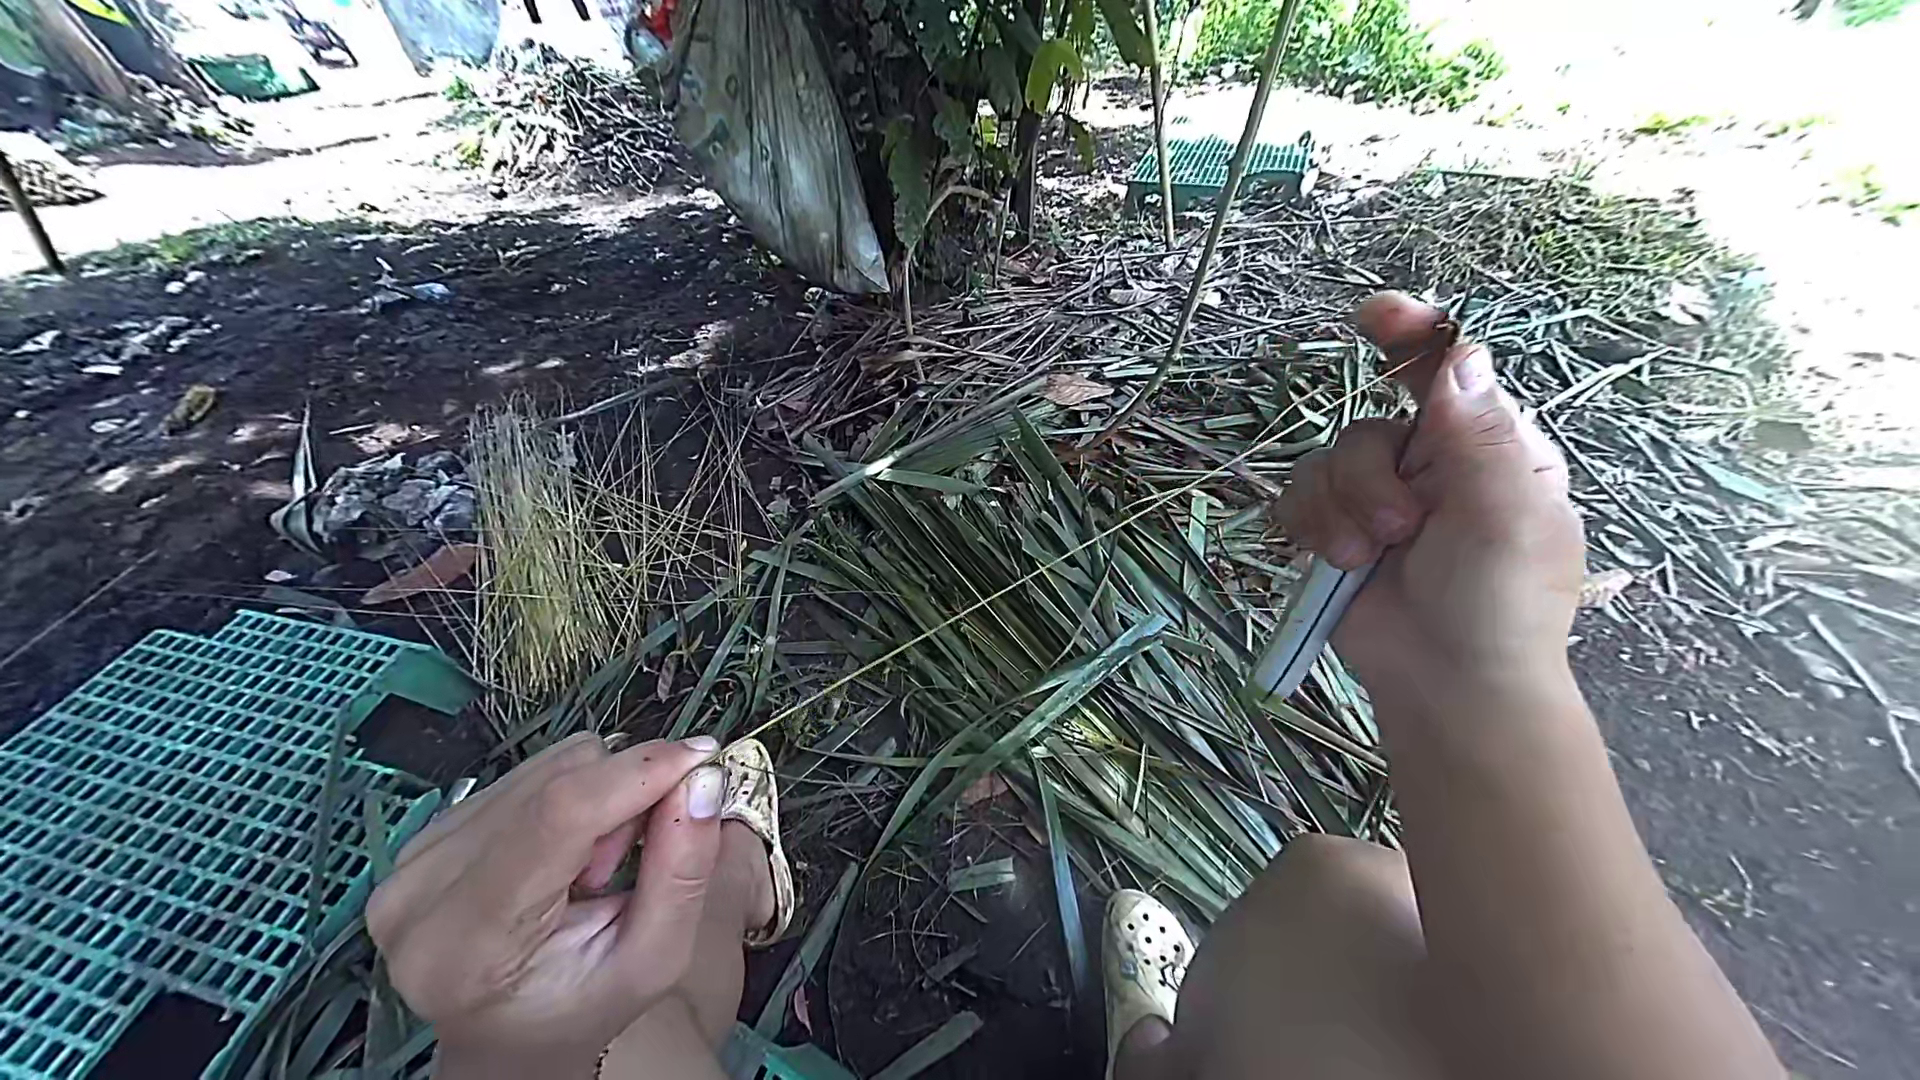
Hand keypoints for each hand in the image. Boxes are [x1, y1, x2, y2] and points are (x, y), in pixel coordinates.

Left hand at [367, 733, 726, 1077]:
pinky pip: (540, 767)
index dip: (639, 771)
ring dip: (606, 793)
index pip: (559, 814)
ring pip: (556, 762)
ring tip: (599, 861)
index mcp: (467, 943)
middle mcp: (422, 889)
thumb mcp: (657, 958)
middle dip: (630, 792)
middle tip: (639, 852)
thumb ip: (684, 871)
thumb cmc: (584, 1006)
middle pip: (563, 778)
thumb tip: (703, 778)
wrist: (509, 1036)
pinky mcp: (435, 828)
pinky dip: (581, 791)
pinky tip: (572, 848)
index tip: (704, 757)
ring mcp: (419, 854)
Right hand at [1276, 292, 1584, 712]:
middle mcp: (1423, 465)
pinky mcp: (1329, 529)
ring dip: (1335, 513)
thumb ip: (1481, 438)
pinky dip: (1304, 526)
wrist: (1444, 681)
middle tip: (1398, 531)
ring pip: (1320, 466)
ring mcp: (1371, 499)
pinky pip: (1293, 499)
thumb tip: (1458, 355)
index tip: (1374, 314)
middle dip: (1368, 482)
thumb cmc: (1499, 604)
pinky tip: (1330, 558)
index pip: (1446, 375)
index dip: (1411, 338)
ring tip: (1362, 558)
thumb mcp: (1508, 518)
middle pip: (1363, 431)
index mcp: (1484, 450)